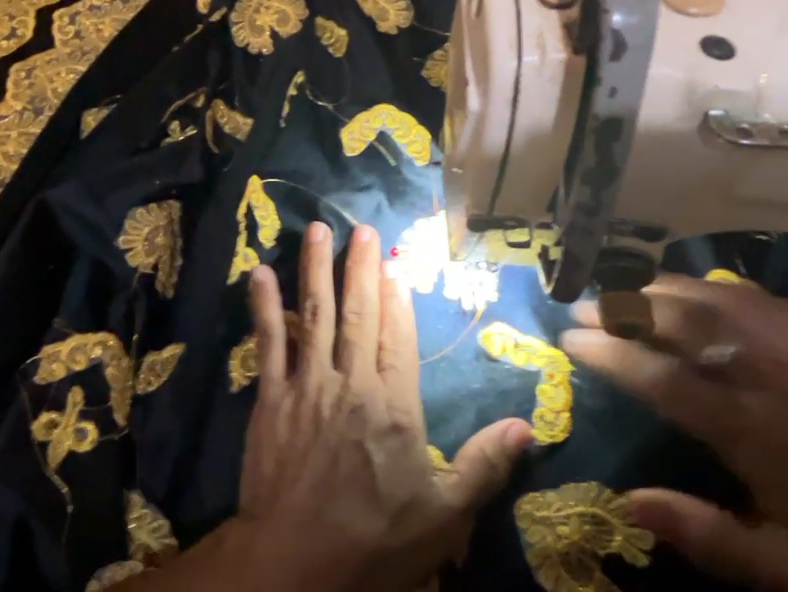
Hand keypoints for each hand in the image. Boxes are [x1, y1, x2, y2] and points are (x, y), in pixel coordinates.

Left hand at [131, 222, 531, 591]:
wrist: (296, 561)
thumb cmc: (375, 539)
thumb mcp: (444, 514)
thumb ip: (484, 466)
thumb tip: (528, 427)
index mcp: (393, 406)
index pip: (397, 338)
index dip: (397, 298)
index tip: (395, 262)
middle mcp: (350, 383)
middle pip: (358, 314)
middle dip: (359, 268)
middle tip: (360, 228)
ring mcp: (306, 385)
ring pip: (314, 315)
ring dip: (315, 270)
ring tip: (317, 230)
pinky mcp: (270, 398)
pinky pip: (268, 342)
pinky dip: (264, 306)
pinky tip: (259, 274)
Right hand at [561, 274, 787, 591]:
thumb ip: (707, 534)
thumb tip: (628, 501)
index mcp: (759, 432)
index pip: (662, 377)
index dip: (610, 354)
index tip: (568, 337)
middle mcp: (780, 378)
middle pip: (691, 321)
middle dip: (631, 306)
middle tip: (586, 299)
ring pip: (731, 302)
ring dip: (677, 289)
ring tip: (638, 285)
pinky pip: (774, 305)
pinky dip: (729, 293)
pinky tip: (717, 296)